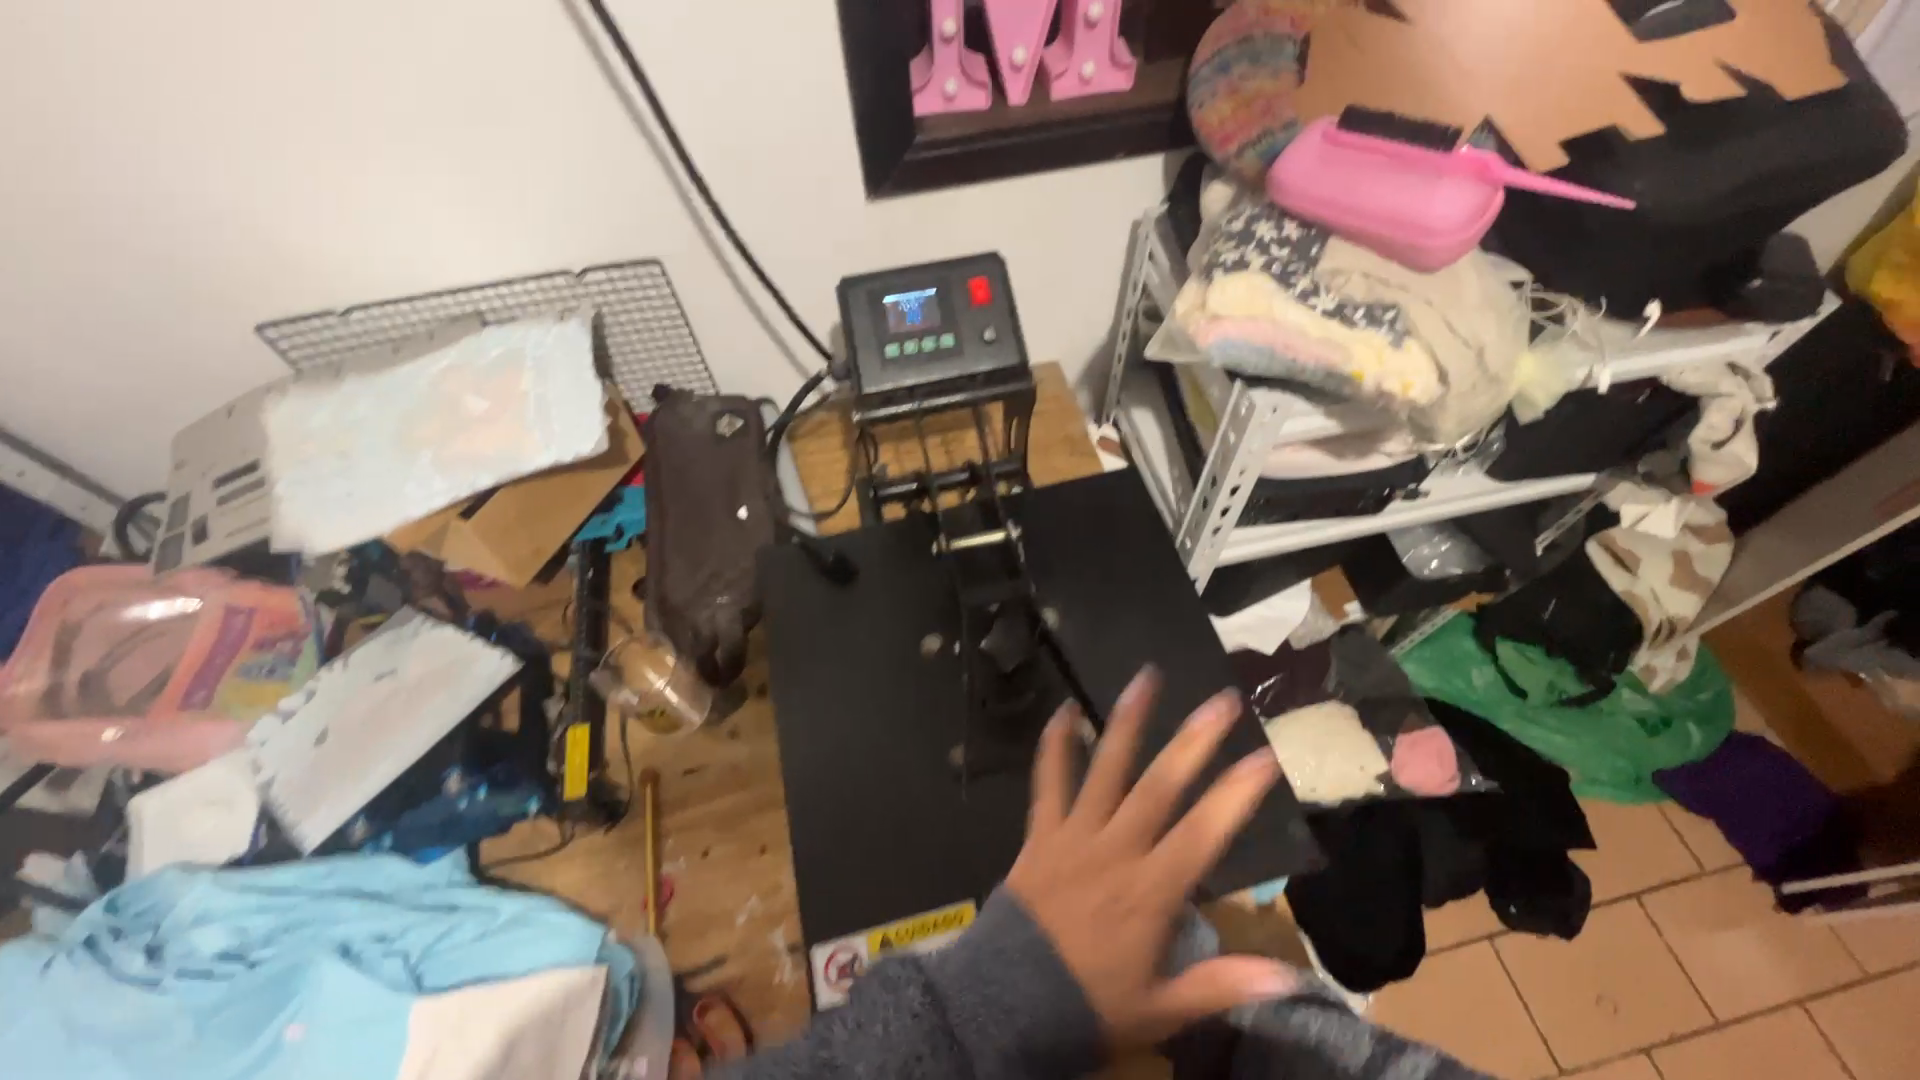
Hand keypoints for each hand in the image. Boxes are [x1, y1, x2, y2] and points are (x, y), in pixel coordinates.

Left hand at [1005, 667, 1297, 1048]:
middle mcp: (1115, 850)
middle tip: (1221, 700)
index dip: (1236, 795)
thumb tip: (1289, 979)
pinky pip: (1047, 781)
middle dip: (1193, 741)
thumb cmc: (1088, 1004)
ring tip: (1146, 678)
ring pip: (1105, 770)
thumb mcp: (1160, 1009)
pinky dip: (1055, 745)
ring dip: (1127, 722)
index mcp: (1150, 891)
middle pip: (1159, 786)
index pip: (1203, 833)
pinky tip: (1063, 711)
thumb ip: (1221, 985)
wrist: (1006, 1001)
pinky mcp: (1041, 832)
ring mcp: (1074, 835)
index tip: (1266, 757)